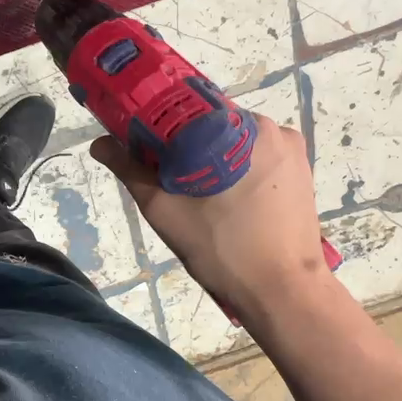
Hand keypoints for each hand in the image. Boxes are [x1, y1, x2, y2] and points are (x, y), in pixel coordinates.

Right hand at [90, 116, 330, 319]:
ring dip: (209, 162)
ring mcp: (291, 151)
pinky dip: (233, 174)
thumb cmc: (221, 248)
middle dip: (184, 148)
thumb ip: (130, 171)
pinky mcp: (301, 173)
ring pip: (232, 145)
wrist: (283, 290)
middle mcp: (271, 129)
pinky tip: (223, 205)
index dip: (157, 127)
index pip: (186, 110)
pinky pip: (255, 161)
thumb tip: (100, 143)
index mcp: (239, 128)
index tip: (140, 151)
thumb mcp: (164, 210)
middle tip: (164, 183)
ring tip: (194, 200)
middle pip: (210, 127)